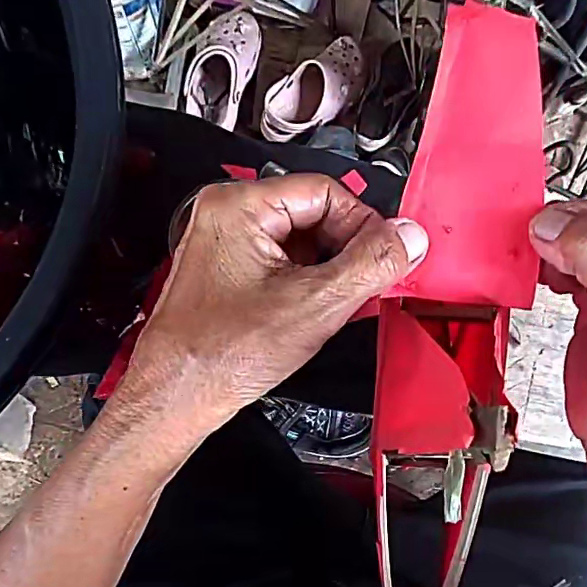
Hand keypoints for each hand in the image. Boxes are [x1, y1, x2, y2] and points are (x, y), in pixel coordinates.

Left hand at [112, 173, 428, 435]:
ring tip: (339, 304)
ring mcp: (227, 247)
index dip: (363, 225)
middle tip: (367, 284)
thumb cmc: (220, 354)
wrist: (179, 395)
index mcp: (240, 207)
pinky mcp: (231, 275)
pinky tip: (317, 312)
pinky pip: (284, 266)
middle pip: (315, 215)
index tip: (385, 254)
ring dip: (330, 271)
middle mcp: (228, 217)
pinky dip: (309, 285)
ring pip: (302, 243)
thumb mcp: (314, 306)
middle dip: (347, 251)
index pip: (327, 191)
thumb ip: (370, 266)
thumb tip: (407, 238)